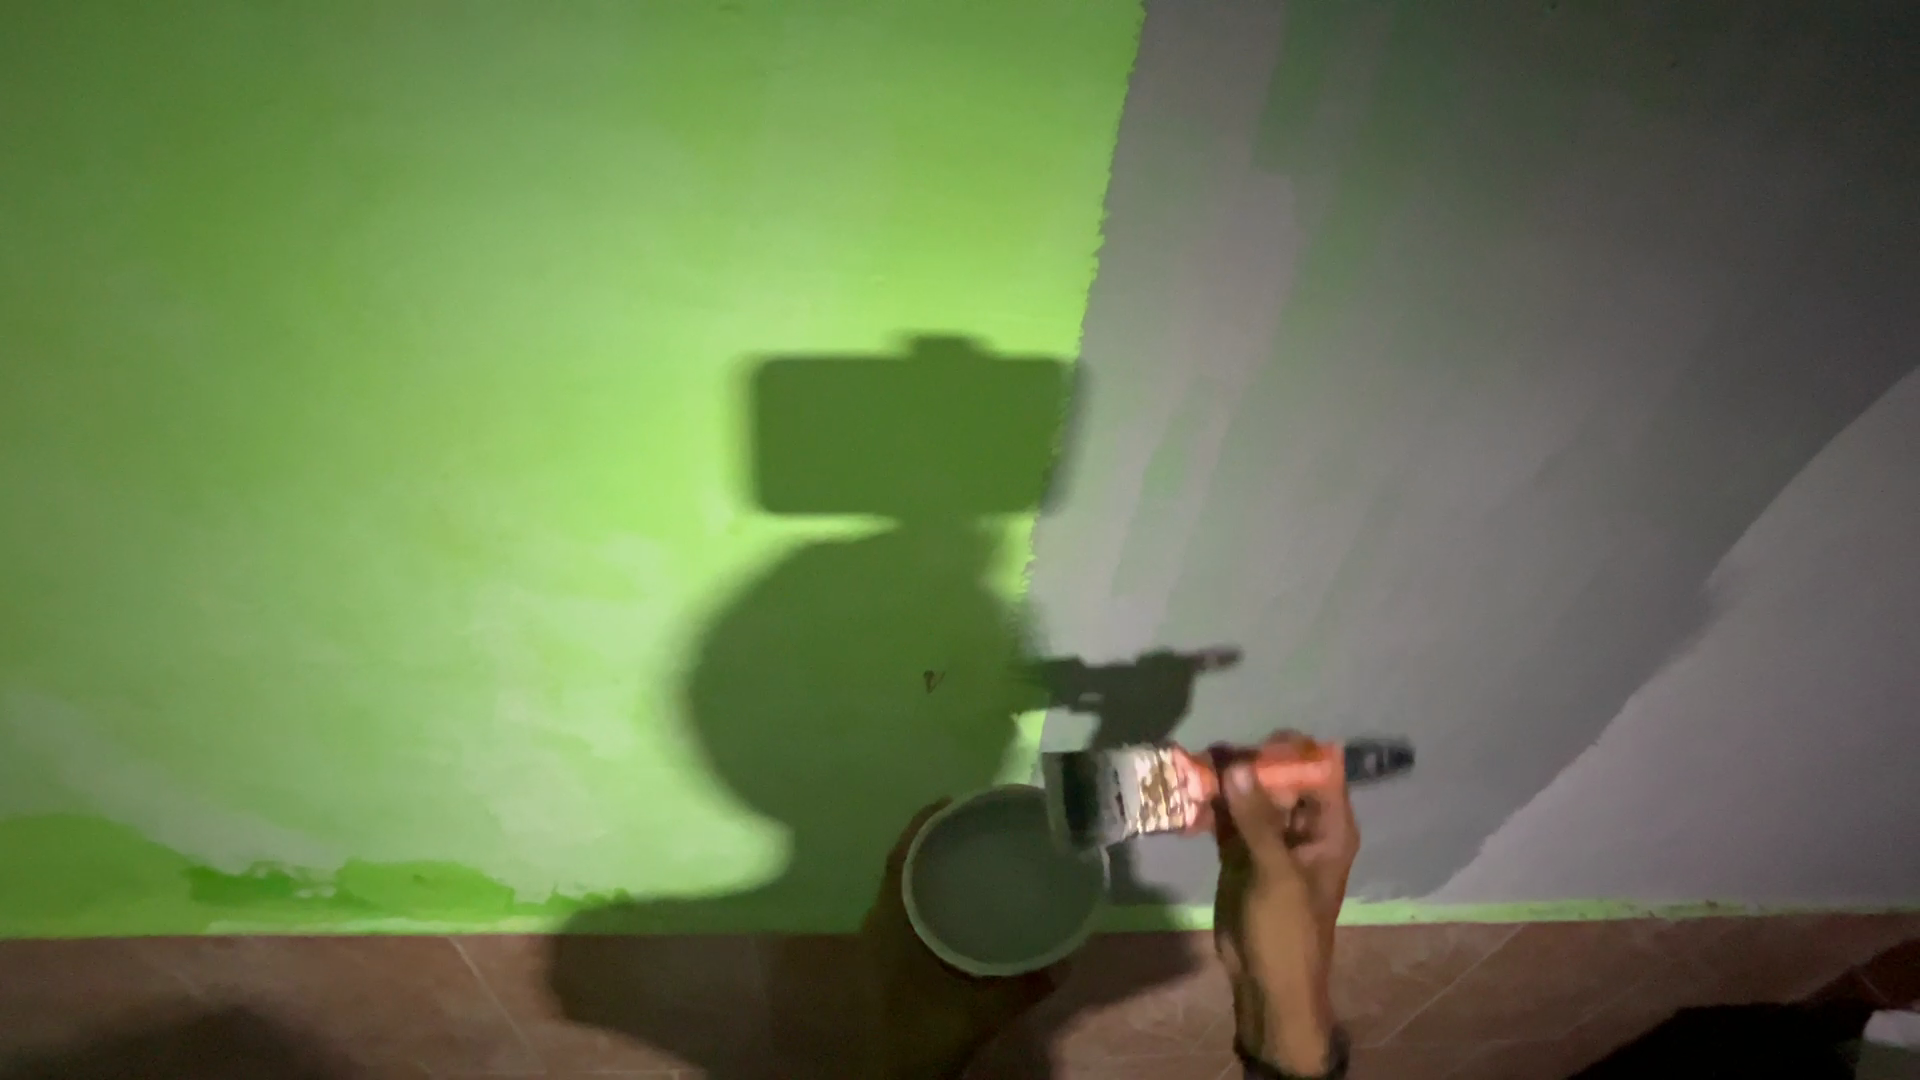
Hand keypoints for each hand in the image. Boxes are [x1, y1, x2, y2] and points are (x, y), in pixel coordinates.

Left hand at [858, 800, 1067, 1079]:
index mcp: (891, 922)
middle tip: (977, 822)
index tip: (955, 800)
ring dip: (931, 861)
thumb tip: (1068, 958)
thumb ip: (1023, 987)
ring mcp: (882, 938)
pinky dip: (931, 889)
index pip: (899, 856)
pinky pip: (908, 904)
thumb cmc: (922, 1038)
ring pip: (904, 883)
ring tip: (973, 847)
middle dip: (934, 836)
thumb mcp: (977, 1015)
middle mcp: (881, 921)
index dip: (923, 823)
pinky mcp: (889, 954)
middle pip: (903, 862)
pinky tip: (962, 897)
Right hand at [1212, 733, 1359, 1074]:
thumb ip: (1255, 818)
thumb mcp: (1275, 872)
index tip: (1254, 747)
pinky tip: (1184, 791)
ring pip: (1248, 791)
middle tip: (1210, 757)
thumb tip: (1235, 764)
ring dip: (1222, 779)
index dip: (1291, 751)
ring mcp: (1268, 835)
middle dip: (1246, 760)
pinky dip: (1208, 802)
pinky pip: (1226, 813)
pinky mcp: (1239, 848)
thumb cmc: (1287, 930)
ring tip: (1190, 767)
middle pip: (1277, 774)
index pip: (1320, 769)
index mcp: (1327, 827)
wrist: (1265, 982)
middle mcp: (1300, 824)